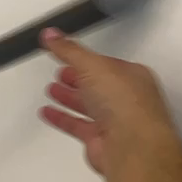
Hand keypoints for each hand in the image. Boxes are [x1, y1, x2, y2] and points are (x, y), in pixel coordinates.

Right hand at [38, 28, 181, 179]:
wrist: (132, 146)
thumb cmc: (128, 106)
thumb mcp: (92, 65)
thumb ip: (69, 50)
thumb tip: (52, 35)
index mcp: (131, 76)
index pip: (104, 62)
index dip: (84, 57)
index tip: (66, 51)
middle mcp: (126, 98)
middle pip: (97, 84)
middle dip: (77, 78)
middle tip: (61, 71)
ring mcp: (115, 120)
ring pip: (88, 105)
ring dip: (69, 97)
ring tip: (53, 89)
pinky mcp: (101, 139)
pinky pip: (77, 125)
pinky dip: (62, 119)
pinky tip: (49, 113)